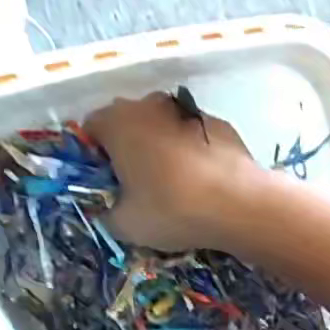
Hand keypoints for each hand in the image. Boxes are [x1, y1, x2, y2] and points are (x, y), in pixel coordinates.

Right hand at [84, 93, 269, 251]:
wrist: (238, 204)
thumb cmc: (171, 210)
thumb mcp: (126, 226)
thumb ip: (109, 214)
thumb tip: (112, 211)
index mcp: (116, 121)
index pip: (91, 131)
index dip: (96, 160)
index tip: (109, 186)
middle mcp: (148, 104)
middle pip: (129, 126)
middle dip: (130, 153)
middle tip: (141, 191)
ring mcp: (186, 110)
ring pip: (164, 130)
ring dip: (164, 152)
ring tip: (178, 190)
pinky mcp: (219, 123)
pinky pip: (195, 139)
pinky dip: (193, 156)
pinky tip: (204, 185)